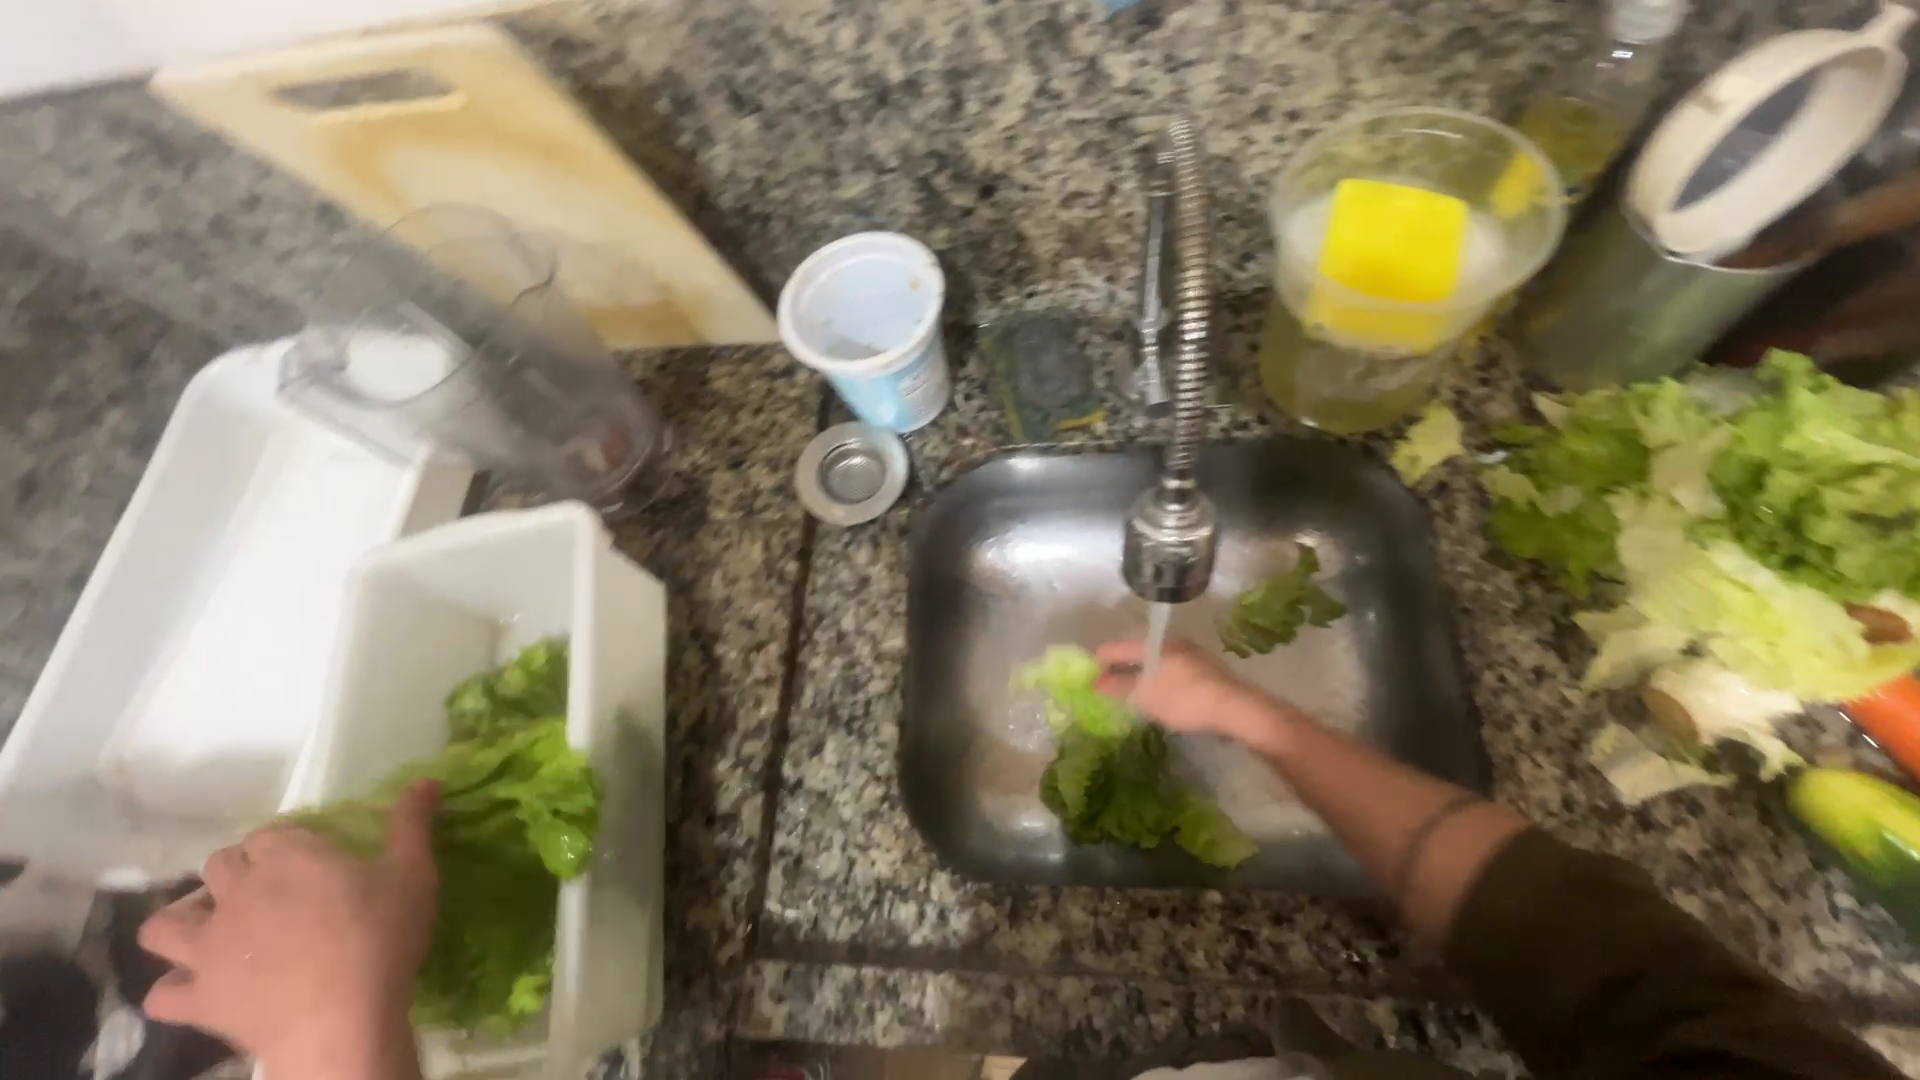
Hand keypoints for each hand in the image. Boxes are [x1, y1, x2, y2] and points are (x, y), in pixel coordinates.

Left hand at [138, 782, 438, 1077]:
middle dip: (240, 869)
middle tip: (277, 886)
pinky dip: (179, 984)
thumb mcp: (414, 872)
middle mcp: (237, 895)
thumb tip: (426, 780)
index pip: (267, 832)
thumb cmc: (382, 935)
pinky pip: (163, 990)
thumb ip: (412, 823)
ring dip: (187, 920)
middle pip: (216, 866)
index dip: (286, 840)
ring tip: (221, 927)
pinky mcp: (196, 998)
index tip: (313, 854)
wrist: (341, 1019)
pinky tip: (207, 983)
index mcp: (289, 859)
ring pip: (164, 924)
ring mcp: (207, 950)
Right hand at [1094, 638, 1303, 758]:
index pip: (1116, 647)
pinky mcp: (1204, 669)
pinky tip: (1156, 696)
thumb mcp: (1146, 696)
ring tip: (1128, 694)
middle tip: (1106, 687)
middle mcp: (1172, 643)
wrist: (1238, 710)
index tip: (1088, 678)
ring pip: (1154, 661)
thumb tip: (1094, 682)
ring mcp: (1190, 654)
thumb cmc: (1186, 699)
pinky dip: (1156, 680)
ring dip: (1138, 675)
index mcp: (1155, 644)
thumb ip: (1118, 687)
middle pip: (1135, 651)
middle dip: (1119, 668)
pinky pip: (1169, 670)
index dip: (1099, 662)